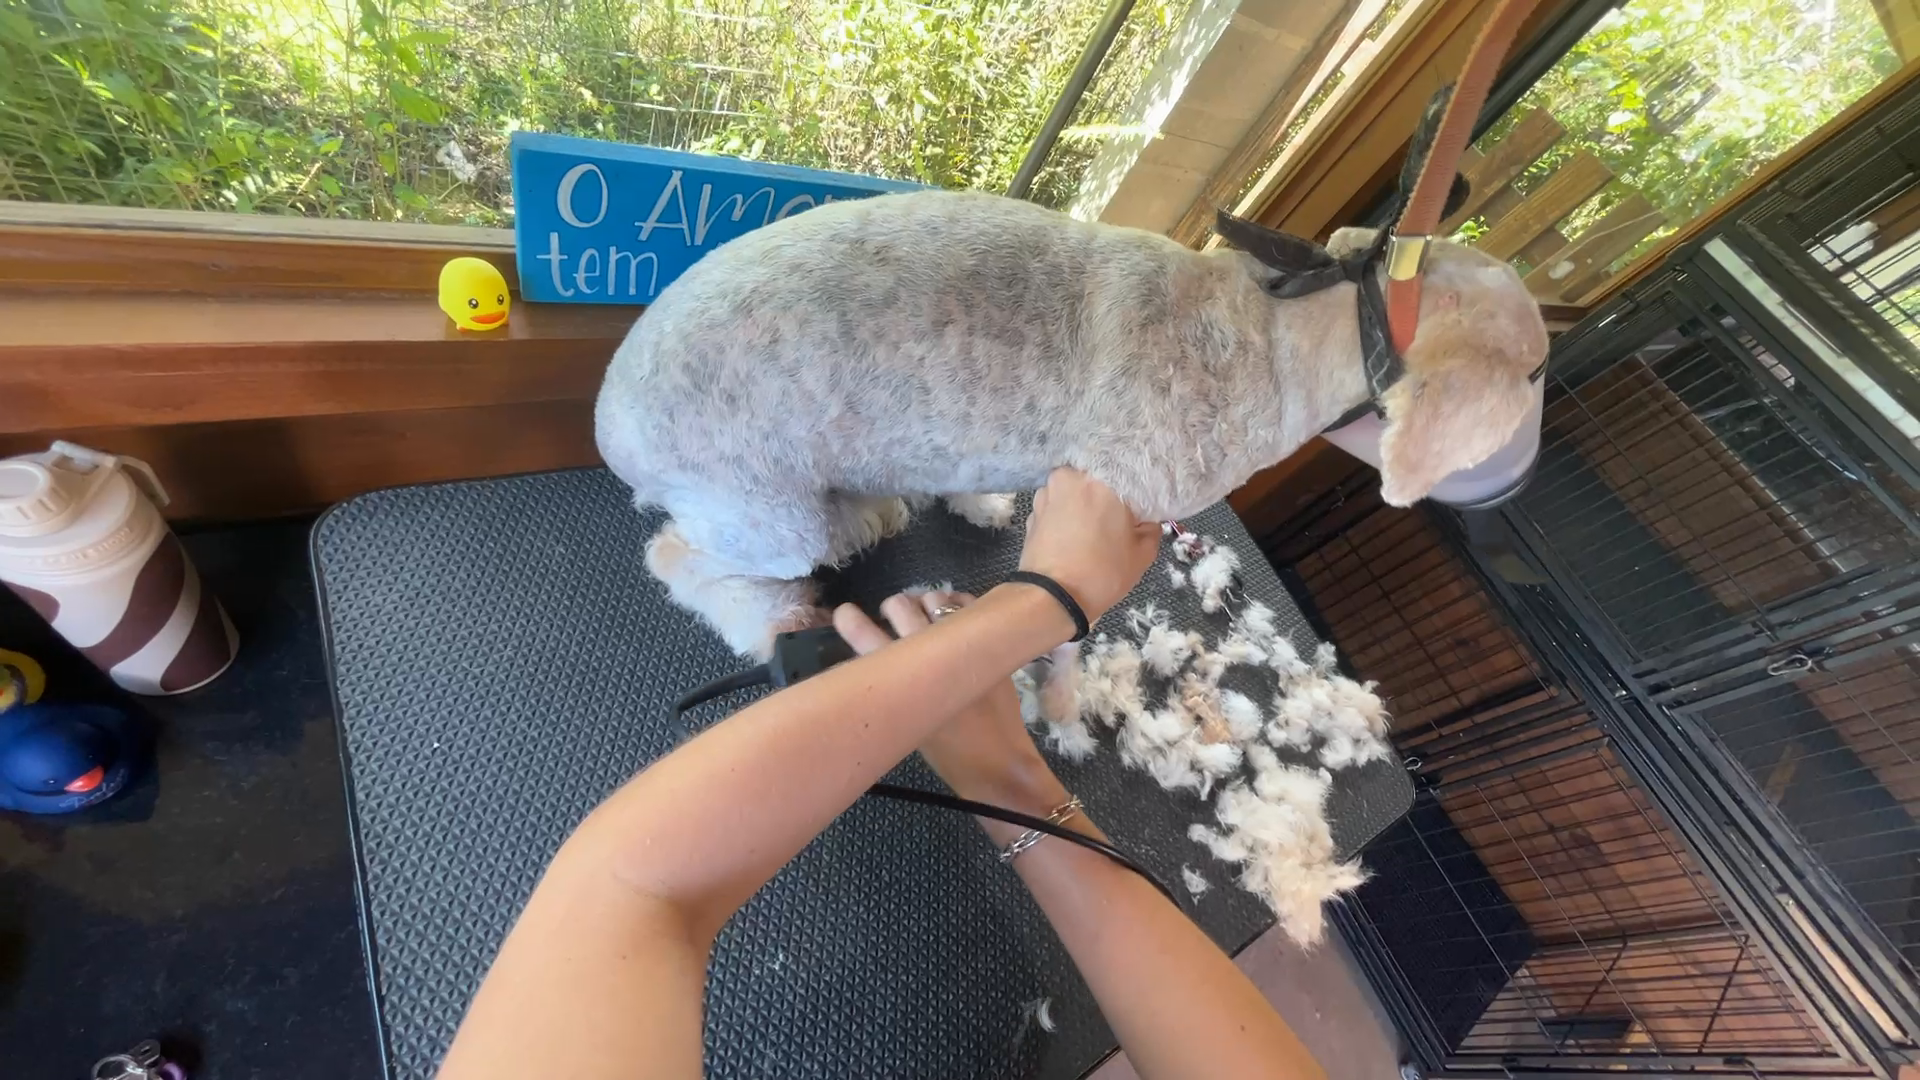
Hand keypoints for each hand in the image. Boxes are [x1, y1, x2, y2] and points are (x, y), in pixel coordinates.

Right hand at [832, 591, 1062, 808]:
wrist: (997, 761)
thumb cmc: (947, 753)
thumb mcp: (907, 722)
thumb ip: (894, 687)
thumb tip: (887, 657)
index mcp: (899, 676)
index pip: (863, 634)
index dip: (850, 620)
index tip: (846, 613)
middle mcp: (925, 650)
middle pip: (900, 606)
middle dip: (895, 607)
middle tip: (897, 616)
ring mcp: (960, 641)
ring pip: (934, 599)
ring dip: (927, 603)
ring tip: (928, 614)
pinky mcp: (988, 640)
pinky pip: (967, 603)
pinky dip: (957, 603)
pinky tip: (955, 615)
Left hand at [1020, 468, 1161, 623]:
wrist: (1051, 598)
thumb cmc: (1102, 572)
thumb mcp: (1142, 553)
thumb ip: (1150, 527)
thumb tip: (1145, 520)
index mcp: (1100, 479)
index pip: (1126, 471)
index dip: (1135, 489)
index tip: (1140, 505)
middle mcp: (1069, 477)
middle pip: (1095, 478)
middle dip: (1105, 495)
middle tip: (1117, 518)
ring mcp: (1046, 493)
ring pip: (1073, 491)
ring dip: (1083, 504)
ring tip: (1093, 529)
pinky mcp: (1032, 512)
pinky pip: (1056, 507)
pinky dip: (1065, 516)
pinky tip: (1074, 536)